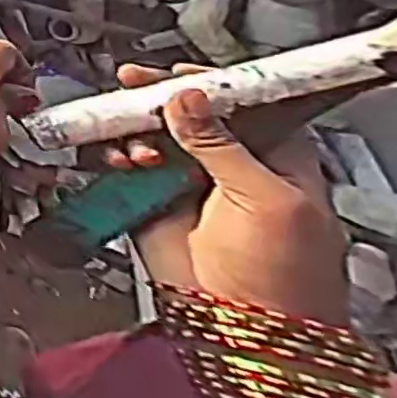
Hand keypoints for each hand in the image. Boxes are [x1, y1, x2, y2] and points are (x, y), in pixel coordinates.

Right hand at [112, 63, 348, 324]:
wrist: (240, 323)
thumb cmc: (282, 274)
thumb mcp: (265, 199)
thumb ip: (222, 144)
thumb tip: (188, 97)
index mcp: (274, 164)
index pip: (241, 109)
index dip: (208, 87)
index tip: (175, 74)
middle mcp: (227, 167)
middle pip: (185, 116)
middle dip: (155, 100)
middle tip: (131, 85)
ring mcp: (185, 182)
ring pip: (149, 135)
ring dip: (135, 131)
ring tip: (136, 146)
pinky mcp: (149, 196)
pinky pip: (122, 162)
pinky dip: (114, 154)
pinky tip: (120, 160)